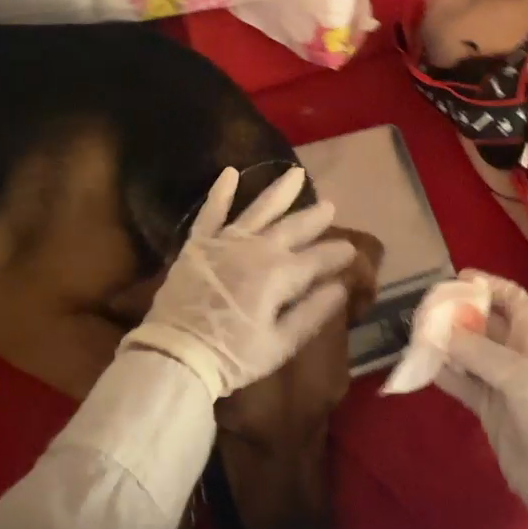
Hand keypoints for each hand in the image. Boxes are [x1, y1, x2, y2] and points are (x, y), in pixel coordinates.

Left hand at [120, 166, 355, 400]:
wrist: (175, 355)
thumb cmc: (232, 356)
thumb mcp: (280, 344)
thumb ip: (312, 313)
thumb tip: (341, 287)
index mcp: (280, 275)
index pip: (317, 259)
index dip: (337, 254)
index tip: (352, 249)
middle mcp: (257, 249)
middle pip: (292, 228)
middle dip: (314, 218)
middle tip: (330, 206)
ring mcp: (226, 243)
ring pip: (259, 209)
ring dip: (279, 192)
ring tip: (297, 174)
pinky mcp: (199, 244)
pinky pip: (211, 212)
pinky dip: (220, 192)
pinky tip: (230, 172)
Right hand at [435, 271, 527, 528]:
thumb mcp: (520, 377)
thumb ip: (480, 352)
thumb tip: (441, 331)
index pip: (512, 299)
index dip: (489, 284)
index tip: (458, 278)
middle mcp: (517, 354)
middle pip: (485, 323)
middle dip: (459, 313)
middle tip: (426, 308)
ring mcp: (501, 382)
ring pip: (468, 353)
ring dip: (446, 343)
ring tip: (416, 333)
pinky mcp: (487, 409)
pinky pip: (461, 382)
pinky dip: (443, 373)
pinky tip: (421, 365)